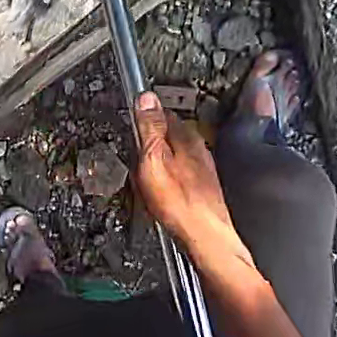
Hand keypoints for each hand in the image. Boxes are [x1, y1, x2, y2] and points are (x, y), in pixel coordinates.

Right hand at [132, 91, 253, 272]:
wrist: (206, 239)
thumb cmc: (180, 203)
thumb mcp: (153, 159)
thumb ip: (149, 128)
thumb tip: (145, 97)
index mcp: (186, 135)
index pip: (161, 111)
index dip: (142, 117)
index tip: (129, 126)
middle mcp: (197, 147)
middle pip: (165, 134)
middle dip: (149, 144)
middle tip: (135, 159)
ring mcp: (201, 167)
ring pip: (171, 155)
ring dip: (156, 163)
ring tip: (145, 180)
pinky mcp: (201, 186)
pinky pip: (176, 173)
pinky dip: (165, 179)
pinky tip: (159, 193)